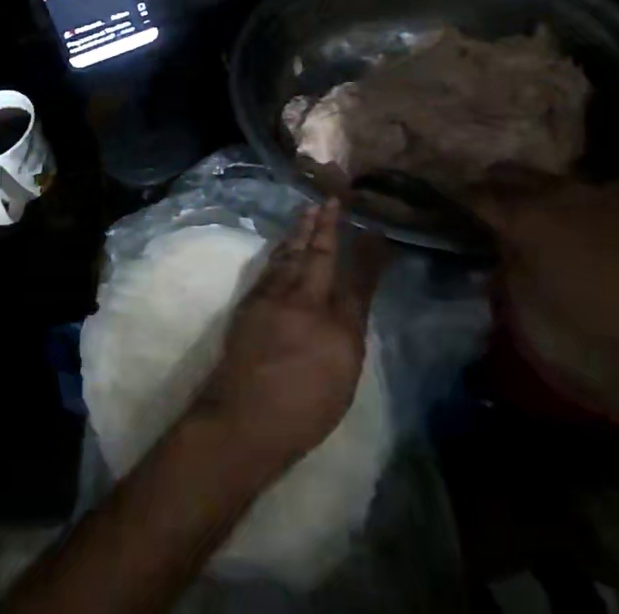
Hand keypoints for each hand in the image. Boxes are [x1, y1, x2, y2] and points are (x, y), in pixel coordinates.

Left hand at [194, 200, 387, 471]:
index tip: (376, 230)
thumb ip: (348, 332)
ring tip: (309, 210)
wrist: (243, 419)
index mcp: (338, 326)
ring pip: (291, 255)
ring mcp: (274, 300)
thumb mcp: (342, 375)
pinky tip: (284, 246)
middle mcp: (307, 303)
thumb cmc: (303, 411)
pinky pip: (270, 266)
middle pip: (320, 255)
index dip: (368, 253)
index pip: (358, 280)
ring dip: (301, 231)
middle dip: (328, 225)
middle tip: (334, 199)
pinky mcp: (250, 305)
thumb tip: (350, 300)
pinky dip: (280, 250)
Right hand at [467, 175, 618, 408]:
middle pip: (514, 172)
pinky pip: (612, 194)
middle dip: (498, 184)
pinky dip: (600, 208)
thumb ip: (514, 267)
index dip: (461, 198)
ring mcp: (612, 190)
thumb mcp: (540, 310)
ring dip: (551, 196)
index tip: (450, 202)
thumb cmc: (609, 336)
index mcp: (529, 219)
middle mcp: (564, 192)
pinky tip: (613, 232)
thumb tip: (505, 245)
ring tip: (558, 222)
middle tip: (494, 205)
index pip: (478, 195)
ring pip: (564, 181)